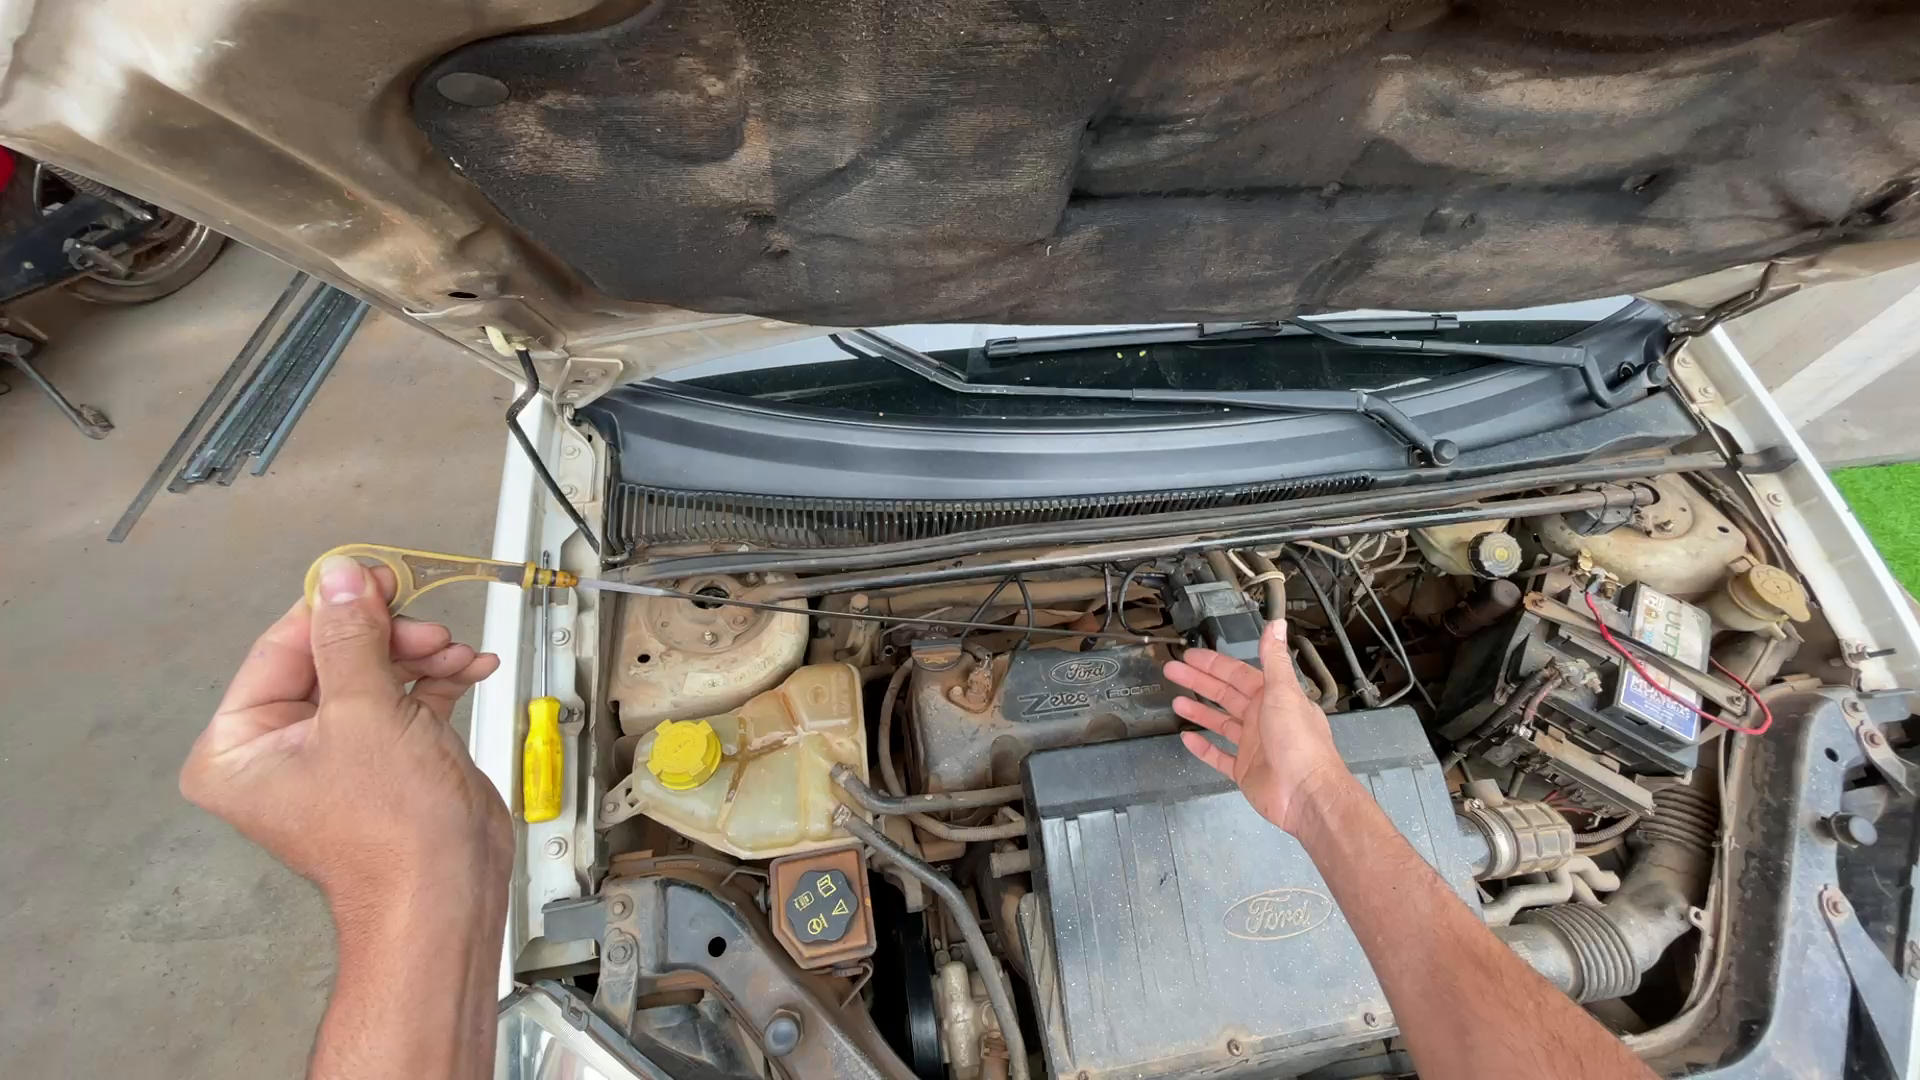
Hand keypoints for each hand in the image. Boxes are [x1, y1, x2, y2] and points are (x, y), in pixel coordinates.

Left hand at [180, 555, 509, 910]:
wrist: (449, 881)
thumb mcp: (365, 714)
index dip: (336, 608)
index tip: (383, 575)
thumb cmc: (391, 816)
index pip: (284, 648)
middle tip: (434, 633)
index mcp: (242, 743)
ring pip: (382, 672)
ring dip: (427, 656)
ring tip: (463, 657)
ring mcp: (345, 747)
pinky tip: (477, 668)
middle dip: (395, 639)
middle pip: (339, 656)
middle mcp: (286, 743)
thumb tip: (338, 574)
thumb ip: (350, 638)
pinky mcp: (394, 750)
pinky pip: (412, 696)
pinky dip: (445, 678)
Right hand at [1164, 618, 1353, 834]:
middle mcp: (1262, 719)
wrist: (1306, 794)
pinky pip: (1219, 756)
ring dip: (1199, 712)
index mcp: (1272, 698)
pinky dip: (1203, 748)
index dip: (1213, 664)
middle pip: (1224, 695)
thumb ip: (1274, 659)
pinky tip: (1187, 739)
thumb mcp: (1285, 693)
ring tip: (1176, 703)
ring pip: (1220, 723)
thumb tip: (1277, 624)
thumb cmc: (1299, 742)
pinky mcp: (1244, 770)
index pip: (1236, 674)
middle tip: (1172, 671)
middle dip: (1198, 682)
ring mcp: (1252, 746)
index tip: (1190, 656)